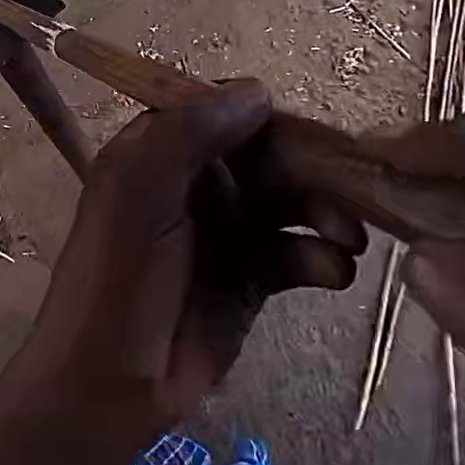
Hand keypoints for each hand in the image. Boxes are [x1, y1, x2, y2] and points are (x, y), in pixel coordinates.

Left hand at [0, 81, 366, 464]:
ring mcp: (223, 228)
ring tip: (348, 233)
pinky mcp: (250, 276)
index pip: (219, 112)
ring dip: (322, 211)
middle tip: (352, 188)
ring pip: (286, 201)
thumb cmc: (119, 268)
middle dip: (307, 168)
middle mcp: (194, 181)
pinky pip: (294, 252)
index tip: (308, 133)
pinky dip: (317, 257)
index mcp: (159, 149)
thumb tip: (255, 90)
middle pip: (264, 155)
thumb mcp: (141, 189)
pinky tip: (330, 271)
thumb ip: (188, 133)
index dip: (263, 117)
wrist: (113, 374)